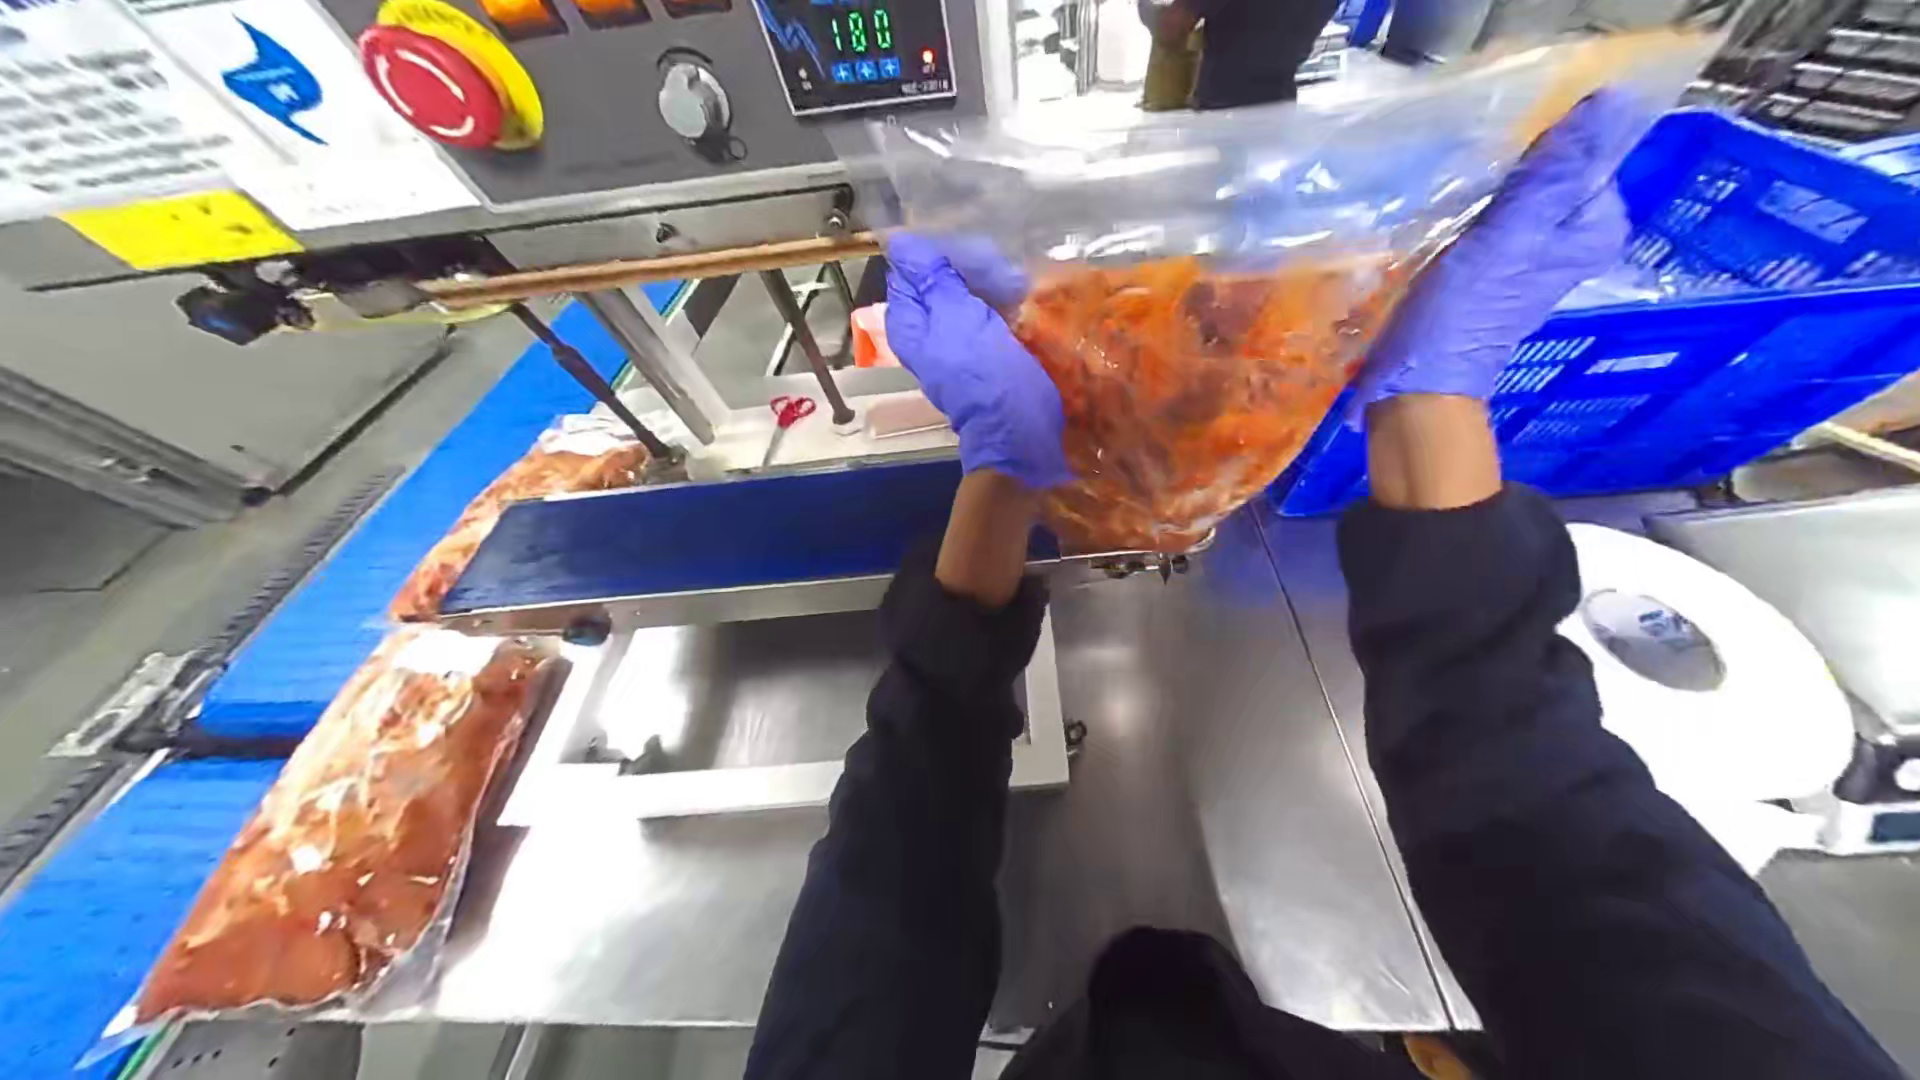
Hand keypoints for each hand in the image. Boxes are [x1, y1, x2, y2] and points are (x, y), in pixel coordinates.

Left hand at [886, 234, 1070, 490]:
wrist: (1018, 428)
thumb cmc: (985, 373)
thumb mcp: (955, 317)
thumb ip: (930, 279)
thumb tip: (901, 241)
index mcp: (909, 324)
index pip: (911, 269)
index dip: (937, 253)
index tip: (969, 248)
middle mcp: (926, 333)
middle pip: (937, 281)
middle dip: (965, 266)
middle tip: (997, 263)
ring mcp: (954, 344)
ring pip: (963, 295)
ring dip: (986, 282)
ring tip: (1011, 279)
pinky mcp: (981, 352)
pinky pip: (983, 314)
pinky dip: (997, 302)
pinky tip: (1017, 296)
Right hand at [1352, 88, 1644, 413]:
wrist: (1413, 384)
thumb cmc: (1458, 314)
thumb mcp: (1507, 237)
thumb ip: (1554, 174)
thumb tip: (1613, 100)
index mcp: (1593, 229)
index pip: (1582, 156)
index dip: (1538, 152)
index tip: (1491, 173)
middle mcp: (1569, 244)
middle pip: (1546, 180)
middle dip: (1504, 178)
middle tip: (1461, 198)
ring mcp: (1525, 264)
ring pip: (1509, 206)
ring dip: (1475, 204)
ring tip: (1443, 218)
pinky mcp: (1486, 280)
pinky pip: (1482, 233)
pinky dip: (1459, 228)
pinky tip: (1435, 240)